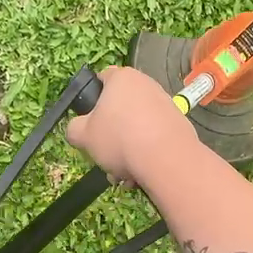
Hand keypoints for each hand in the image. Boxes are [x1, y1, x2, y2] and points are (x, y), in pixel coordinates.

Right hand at [64, 66, 197, 184]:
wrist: (166, 158)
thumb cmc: (118, 139)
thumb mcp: (82, 136)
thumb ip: (74, 129)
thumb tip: (78, 129)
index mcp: (122, 78)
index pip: (102, 78)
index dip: (92, 99)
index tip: (90, 121)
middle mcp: (145, 83)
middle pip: (120, 107)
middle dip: (111, 134)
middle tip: (106, 156)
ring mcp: (165, 102)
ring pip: (137, 126)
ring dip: (127, 150)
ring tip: (123, 173)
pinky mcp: (178, 122)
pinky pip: (154, 136)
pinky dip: (146, 153)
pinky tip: (140, 174)